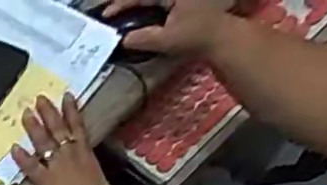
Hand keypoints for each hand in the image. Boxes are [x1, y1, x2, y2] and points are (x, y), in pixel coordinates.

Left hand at [10, 94, 109, 184]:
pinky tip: (14, 148)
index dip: (71, 109)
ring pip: (44, 141)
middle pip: (58, 128)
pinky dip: (22, 157)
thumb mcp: (93, 171)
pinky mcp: (44, 180)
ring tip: (26, 114)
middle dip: (48, 112)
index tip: (66, 96)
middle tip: (39, 99)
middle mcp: (70, 152)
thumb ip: (84, 163)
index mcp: (85, 150)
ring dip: (34, 127)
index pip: (78, 125)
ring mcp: (56, 164)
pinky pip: (30, 166)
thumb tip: (79, 164)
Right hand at [99, 0, 236, 58]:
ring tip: (121, 11)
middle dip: (128, 3)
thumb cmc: (194, 36)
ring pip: (153, 0)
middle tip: (110, 11)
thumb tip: (122, 39)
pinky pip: (159, 2)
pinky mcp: (184, 2)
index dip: (122, 4)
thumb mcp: (165, 40)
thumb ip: (141, 38)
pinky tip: (137, 12)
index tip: (106, 15)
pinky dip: (147, 6)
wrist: (220, 35)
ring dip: (137, 5)